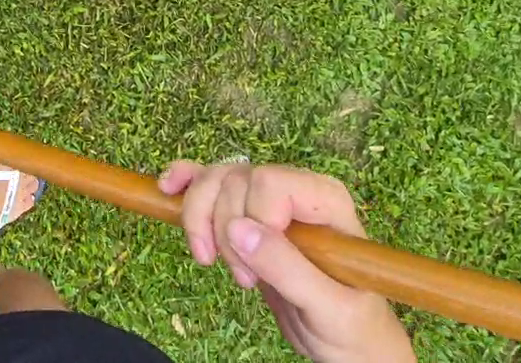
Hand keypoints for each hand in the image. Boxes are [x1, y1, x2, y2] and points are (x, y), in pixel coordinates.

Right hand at [160, 160, 414, 362]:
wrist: (348, 342)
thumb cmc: (353, 328)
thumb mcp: (327, 308)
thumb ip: (288, 267)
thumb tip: (237, 229)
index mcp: (324, 199)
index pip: (269, 182)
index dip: (253, 220)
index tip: (260, 271)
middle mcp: (294, 186)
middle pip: (234, 180)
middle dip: (225, 232)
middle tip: (245, 281)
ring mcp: (266, 195)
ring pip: (213, 179)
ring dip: (200, 219)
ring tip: (210, 261)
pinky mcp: (243, 209)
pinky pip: (206, 179)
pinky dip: (184, 182)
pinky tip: (167, 190)